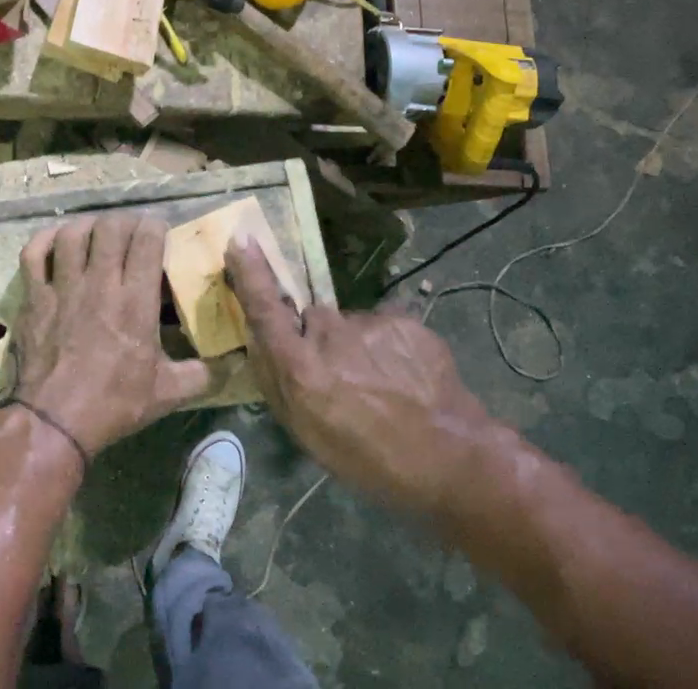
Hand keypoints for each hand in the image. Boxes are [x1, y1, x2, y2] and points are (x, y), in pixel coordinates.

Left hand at [10, 213, 211, 456]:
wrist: (55, 420)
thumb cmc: (113, 403)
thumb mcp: (168, 393)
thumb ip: (203, 373)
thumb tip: (233, 363)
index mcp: (135, 302)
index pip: (146, 240)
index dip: (155, 226)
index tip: (158, 232)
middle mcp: (98, 284)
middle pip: (109, 228)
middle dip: (123, 222)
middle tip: (129, 233)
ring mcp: (62, 288)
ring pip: (72, 234)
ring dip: (87, 227)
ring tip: (95, 234)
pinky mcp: (34, 298)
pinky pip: (33, 254)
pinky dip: (44, 241)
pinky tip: (55, 242)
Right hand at [226, 238, 506, 515]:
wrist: (455, 460)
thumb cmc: (369, 459)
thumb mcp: (305, 433)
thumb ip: (277, 382)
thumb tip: (259, 341)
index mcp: (301, 367)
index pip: (265, 308)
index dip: (250, 272)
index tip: (242, 238)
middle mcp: (331, 335)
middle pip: (310, 319)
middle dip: (315, 338)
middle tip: (338, 378)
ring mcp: (371, 324)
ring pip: (348, 326)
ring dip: (354, 347)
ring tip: (380, 387)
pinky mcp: (405, 321)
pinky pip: (382, 328)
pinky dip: (386, 349)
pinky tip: (404, 380)